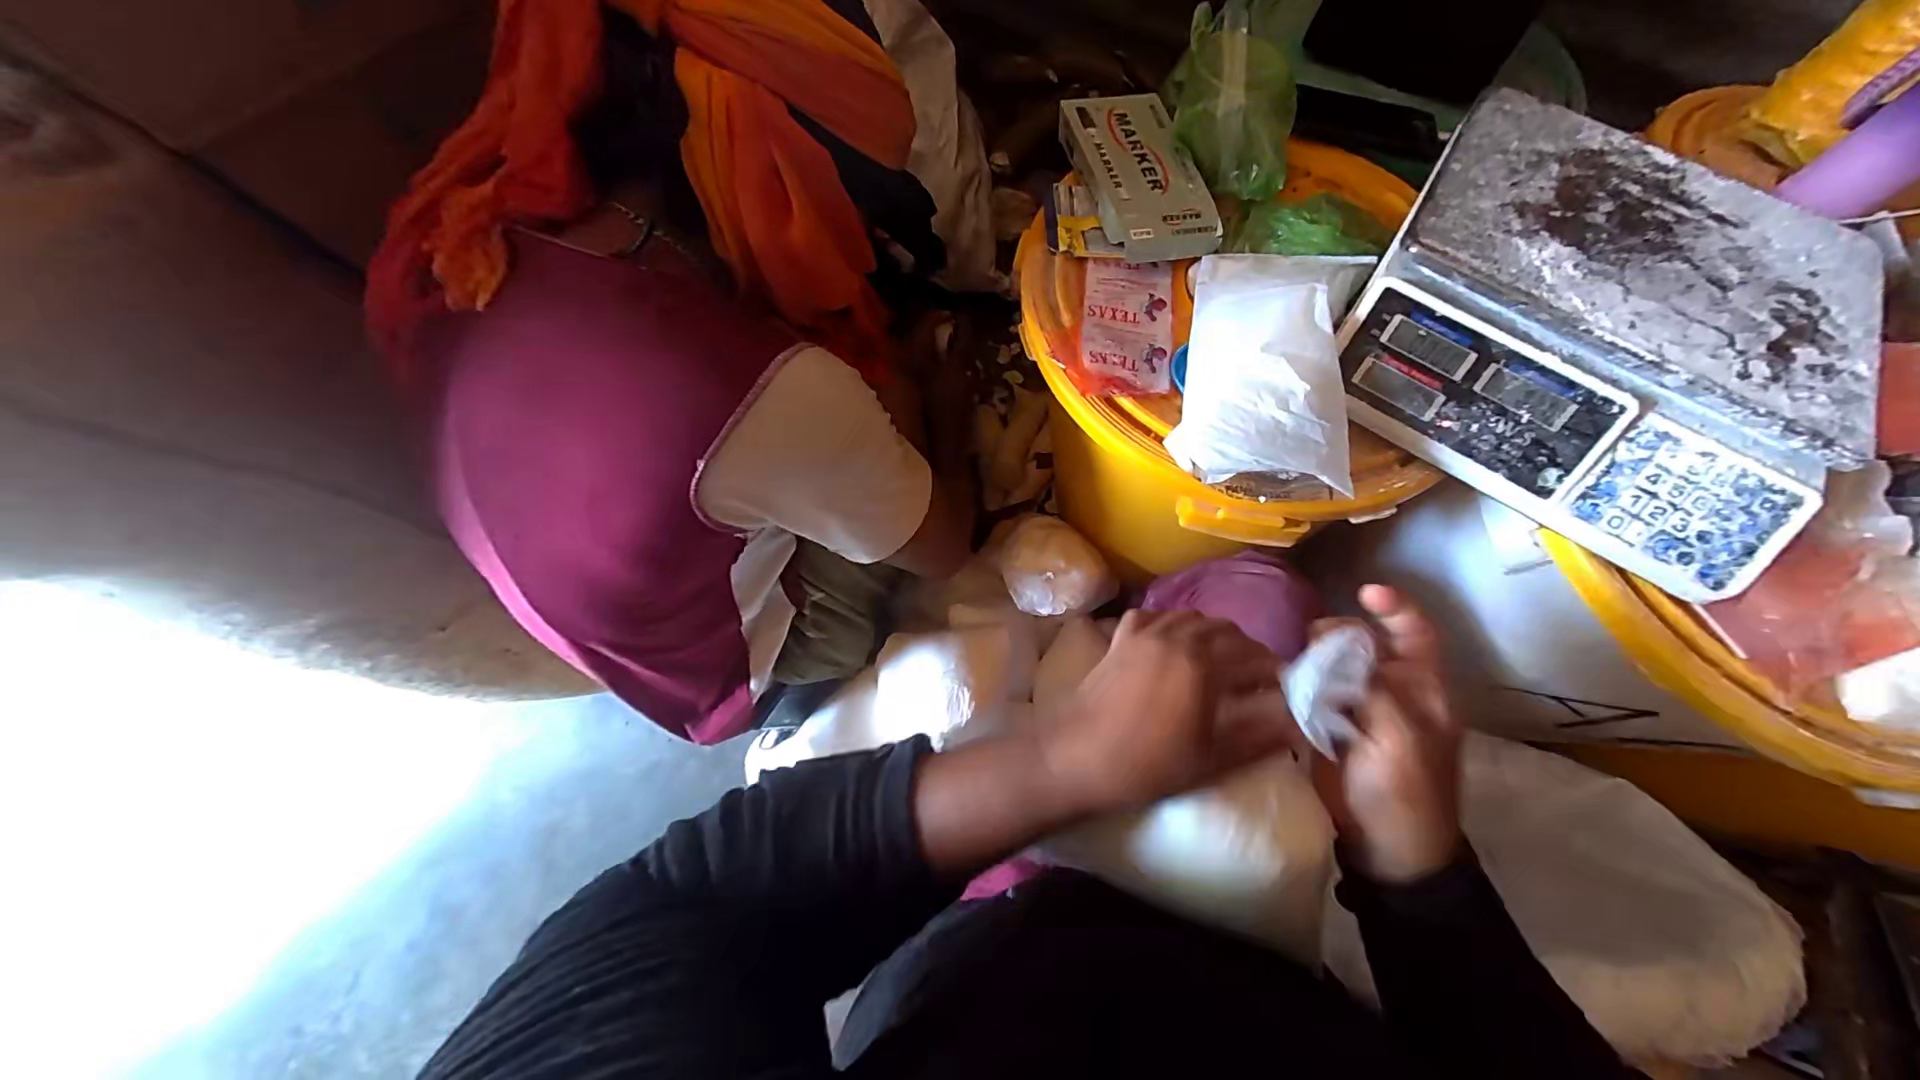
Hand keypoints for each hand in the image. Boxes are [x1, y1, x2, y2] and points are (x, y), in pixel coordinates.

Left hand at [1037, 610, 1296, 815]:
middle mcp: (1174, 637)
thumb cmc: (1146, 764)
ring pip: (1189, 618)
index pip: (1254, 655)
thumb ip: (1258, 737)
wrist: (1076, 756)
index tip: (1284, 687)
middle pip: (1224, 630)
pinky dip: (1168, 622)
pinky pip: (1150, 616)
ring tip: (1219, 660)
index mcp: (1202, 664)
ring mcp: (1142, 634)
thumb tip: (1297, 725)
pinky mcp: (1118, 640)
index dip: (1275, 670)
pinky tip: (1171, 642)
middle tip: (1255, 677)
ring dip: (1211, 633)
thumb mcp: (1210, 759)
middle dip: (1246, 649)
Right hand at [1310, 586, 1463, 884]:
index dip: (1394, 608)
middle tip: (1314, 642)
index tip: (1365, 591)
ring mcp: (1354, 705)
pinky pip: (1309, 688)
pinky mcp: (1325, 722)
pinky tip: (1284, 680)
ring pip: (1331, 661)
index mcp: (1422, 690)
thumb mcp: (1403, 738)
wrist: (1385, 846)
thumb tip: (1339, 651)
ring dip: (1314, 655)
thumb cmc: (1407, 792)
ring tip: (1297, 664)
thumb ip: (1375, 689)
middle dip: (1340, 633)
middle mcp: (1388, 689)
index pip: (1415, 633)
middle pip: (1363, 641)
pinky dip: (1297, 679)